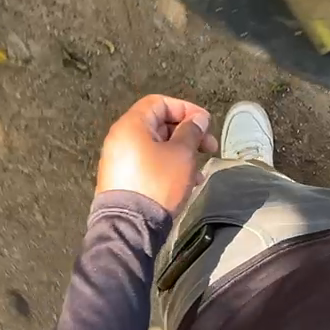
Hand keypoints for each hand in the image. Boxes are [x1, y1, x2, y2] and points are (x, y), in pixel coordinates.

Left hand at [95, 94, 217, 211]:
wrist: (130, 226)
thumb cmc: (158, 183)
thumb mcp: (181, 155)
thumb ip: (191, 132)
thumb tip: (198, 119)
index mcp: (131, 125)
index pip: (160, 103)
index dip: (186, 109)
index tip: (205, 123)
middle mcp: (120, 139)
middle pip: (158, 124)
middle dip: (187, 134)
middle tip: (210, 147)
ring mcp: (119, 160)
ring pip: (156, 146)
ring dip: (181, 153)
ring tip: (199, 171)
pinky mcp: (122, 180)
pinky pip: (148, 164)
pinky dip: (168, 166)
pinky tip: (186, 182)